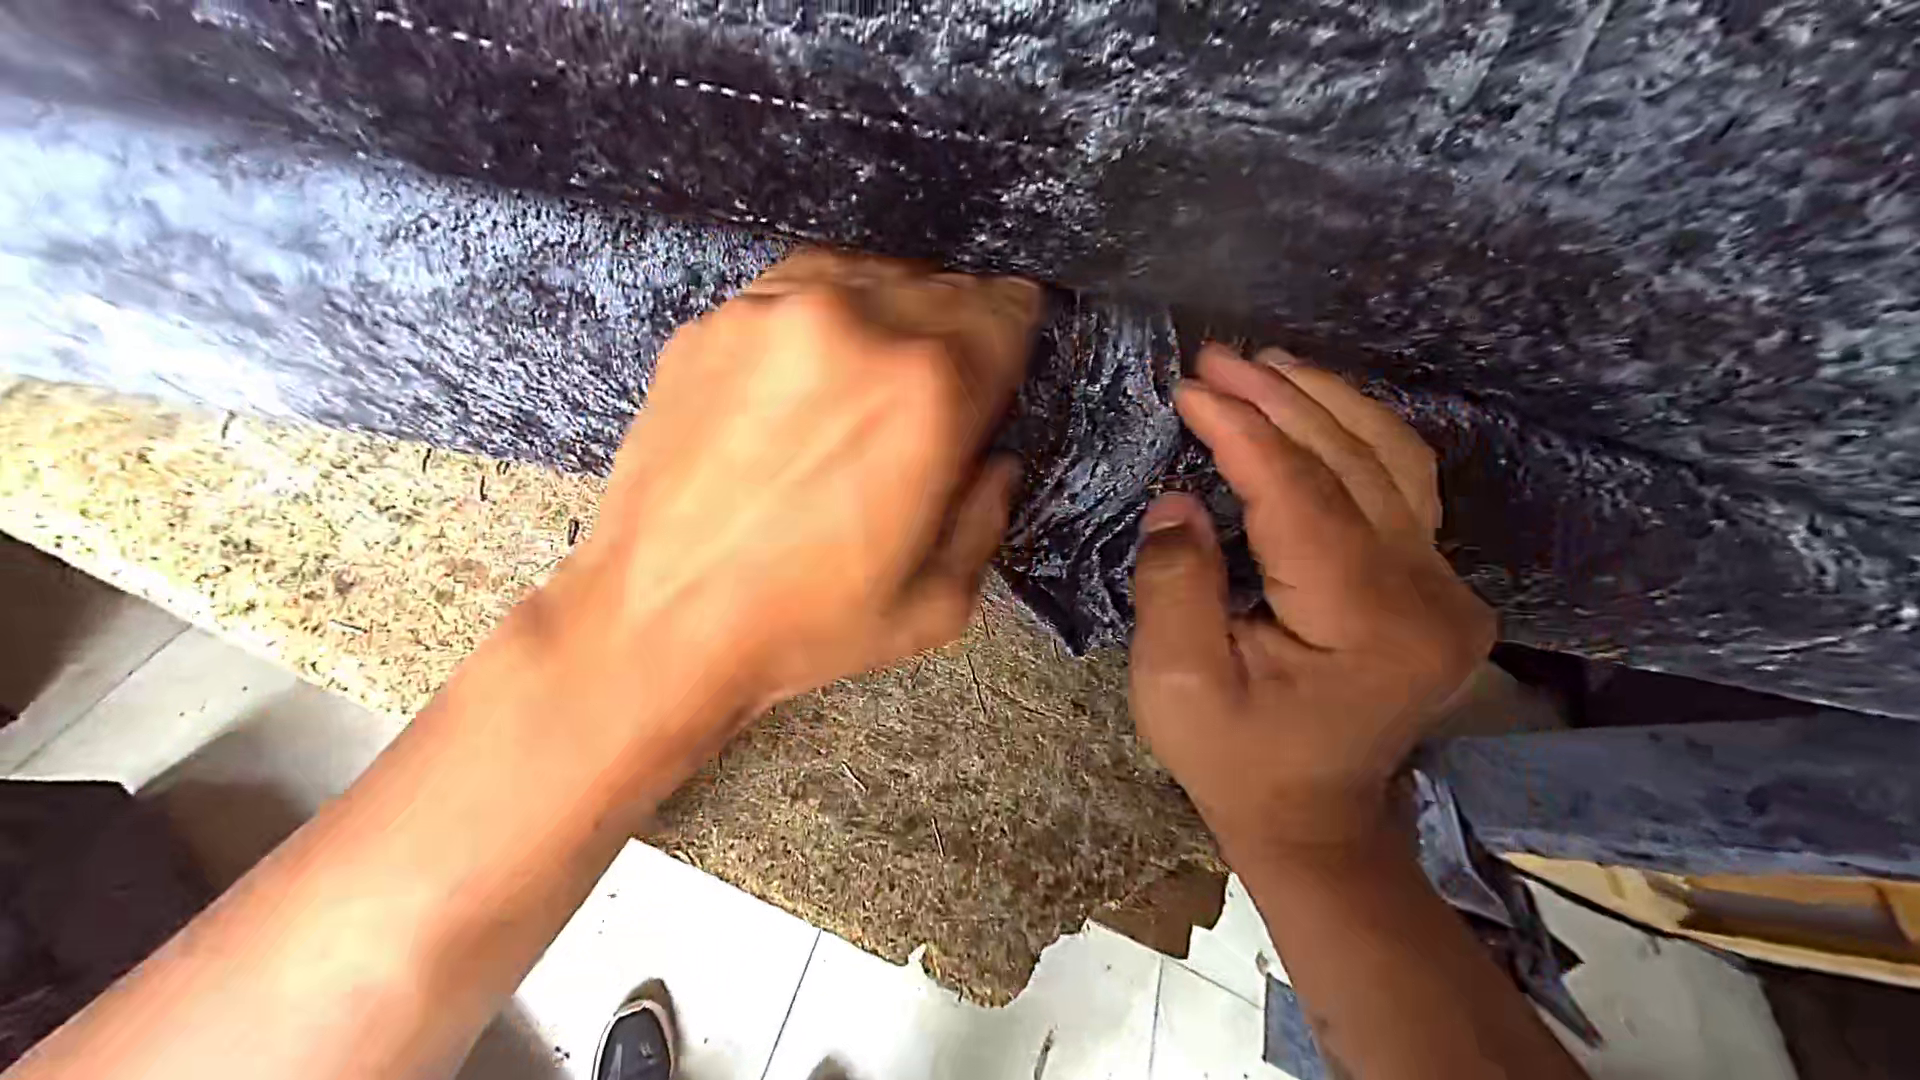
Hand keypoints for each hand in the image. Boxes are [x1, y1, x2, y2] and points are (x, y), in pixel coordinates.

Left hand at [541, 252, 1039, 752]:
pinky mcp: (715, 323)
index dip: (1014, 339)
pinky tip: (814, 376)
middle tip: (940, 392)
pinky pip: (802, 288)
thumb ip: (989, 515)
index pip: (1007, 314)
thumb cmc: (804, 623)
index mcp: (929, 393)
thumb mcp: (939, 603)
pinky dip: (829, 318)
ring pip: (875, 276)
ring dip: (895, 317)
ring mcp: (776, 313)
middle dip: (960, 333)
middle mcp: (857, 326)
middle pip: (946, 287)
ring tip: (875, 383)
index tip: (1001, 366)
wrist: (656, 620)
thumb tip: (995, 461)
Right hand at [1129, 345, 1494, 856]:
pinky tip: (1314, 410)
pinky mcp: (1434, 587)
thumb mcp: (1176, 684)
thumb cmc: (1233, 757)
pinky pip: (1402, 488)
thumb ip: (1174, 586)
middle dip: (1282, 400)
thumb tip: (1179, 502)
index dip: (1245, 433)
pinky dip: (1355, 435)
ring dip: (1327, 402)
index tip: (1191, 389)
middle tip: (1218, 358)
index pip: (1303, 498)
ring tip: (1267, 364)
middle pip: (1357, 465)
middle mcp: (1429, 596)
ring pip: (1396, 462)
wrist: (1310, 815)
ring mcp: (1444, 589)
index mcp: (1367, 624)